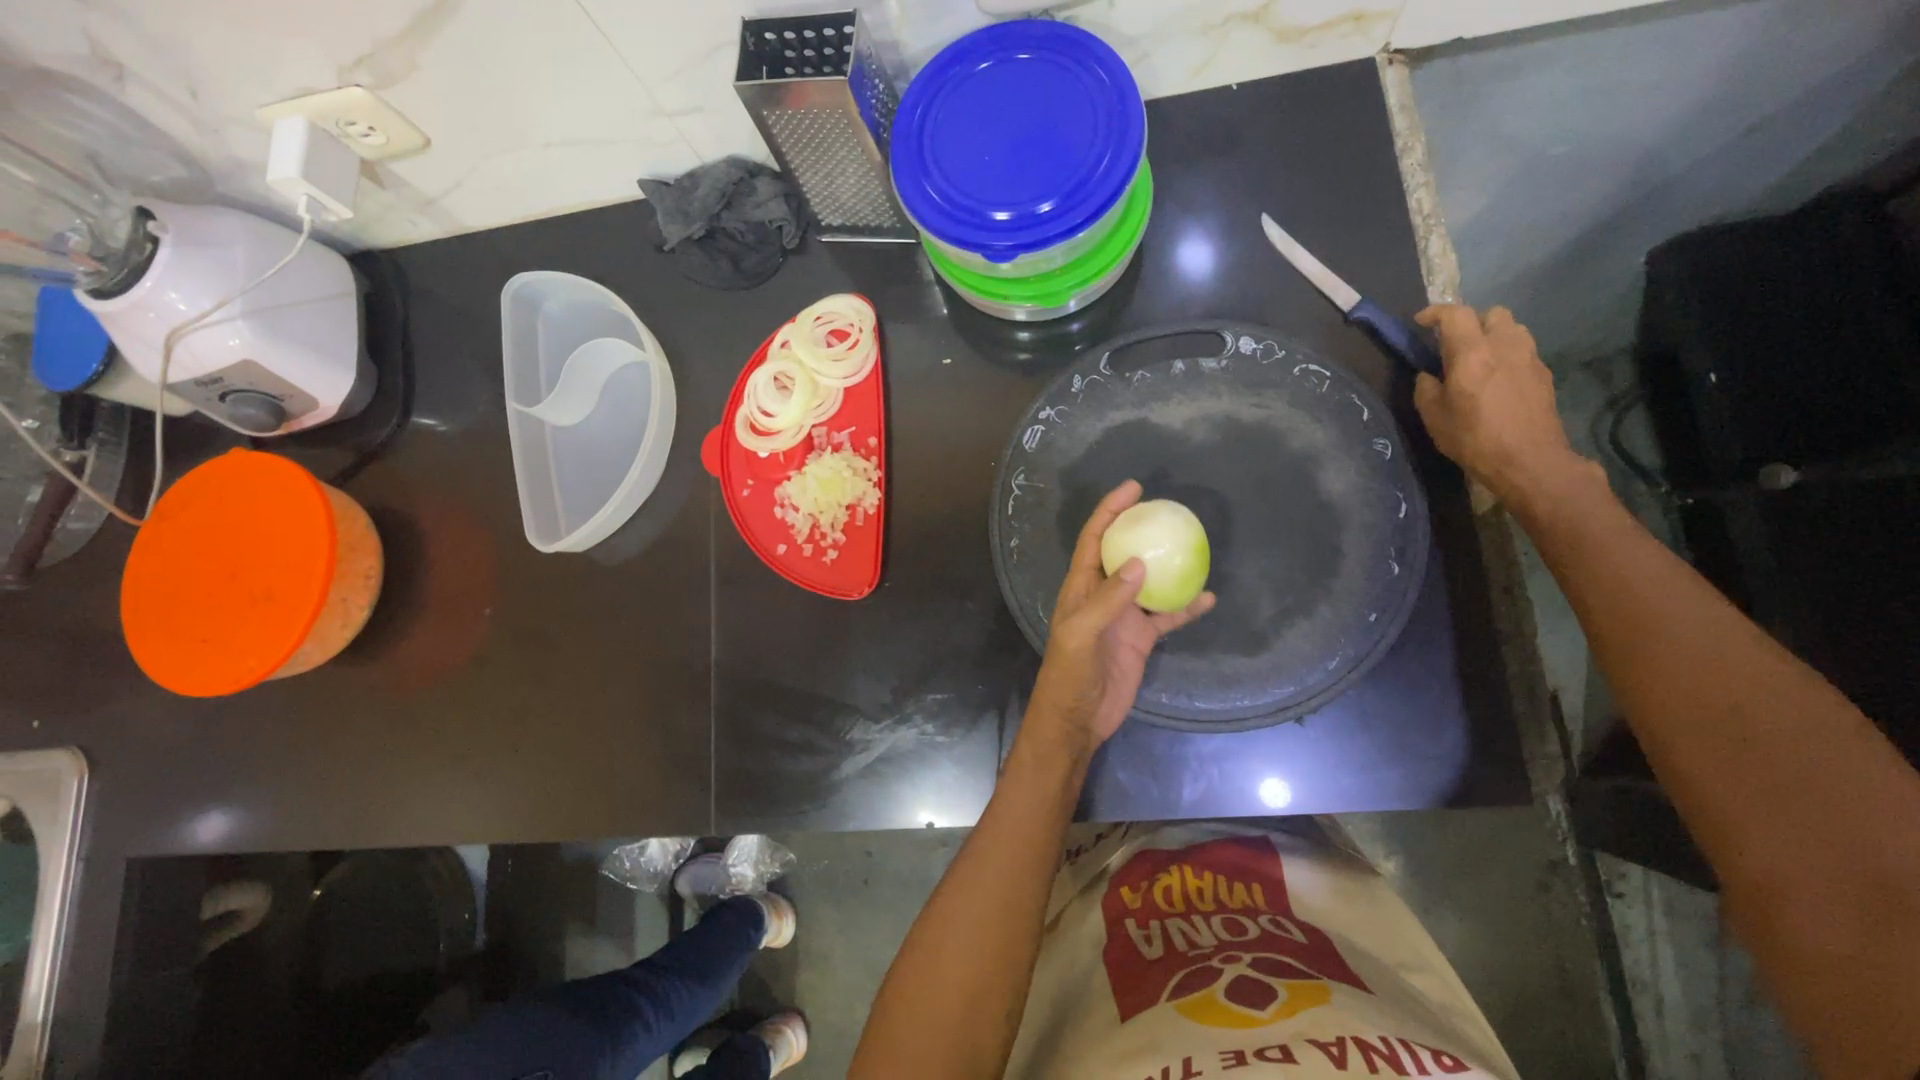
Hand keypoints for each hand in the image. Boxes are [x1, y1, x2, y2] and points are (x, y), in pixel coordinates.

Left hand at [1024, 480, 1215, 757]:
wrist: (1079, 719)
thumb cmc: (1070, 674)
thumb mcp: (1082, 634)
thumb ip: (1108, 600)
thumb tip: (1139, 563)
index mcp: (1080, 587)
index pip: (1094, 539)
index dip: (1110, 511)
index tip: (1134, 488)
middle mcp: (1102, 595)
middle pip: (1123, 552)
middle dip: (1141, 528)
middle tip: (1169, 509)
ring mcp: (1123, 616)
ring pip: (1150, 581)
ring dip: (1169, 564)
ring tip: (1195, 544)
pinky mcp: (1141, 639)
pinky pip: (1167, 615)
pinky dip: (1187, 606)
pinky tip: (1209, 596)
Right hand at [1413, 305, 1595, 508]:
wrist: (1529, 460)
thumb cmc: (1474, 438)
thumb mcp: (1434, 417)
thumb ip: (1426, 388)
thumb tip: (1428, 375)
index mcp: (1471, 353)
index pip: (1455, 314)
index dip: (1435, 313)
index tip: (1421, 323)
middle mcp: (1504, 345)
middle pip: (1491, 314)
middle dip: (1472, 322)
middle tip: (1457, 346)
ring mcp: (1529, 358)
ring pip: (1513, 329)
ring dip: (1494, 337)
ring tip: (1481, 360)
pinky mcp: (1544, 374)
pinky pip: (1524, 352)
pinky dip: (1509, 357)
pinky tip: (1500, 382)